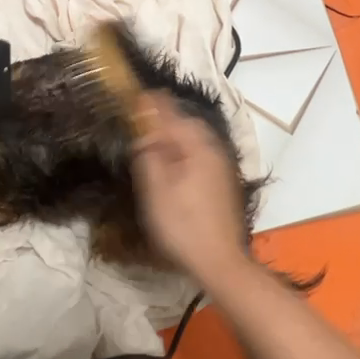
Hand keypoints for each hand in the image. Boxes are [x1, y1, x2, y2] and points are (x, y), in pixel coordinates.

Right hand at [131, 92, 251, 285]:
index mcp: (197, 146)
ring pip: (196, 140)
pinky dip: (185, 151)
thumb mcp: (156, 190)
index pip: (172, 113)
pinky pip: (201, 154)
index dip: (152, 103)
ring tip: (154, 140)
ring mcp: (222, 167)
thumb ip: (148, 154)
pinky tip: (174, 165)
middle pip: (188, 124)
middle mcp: (214, 150)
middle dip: (165, 118)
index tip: (135, 96)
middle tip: (142, 119)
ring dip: (176, 135)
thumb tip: (143, 131)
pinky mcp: (224, 183)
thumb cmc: (183, 225)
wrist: (220, 262)